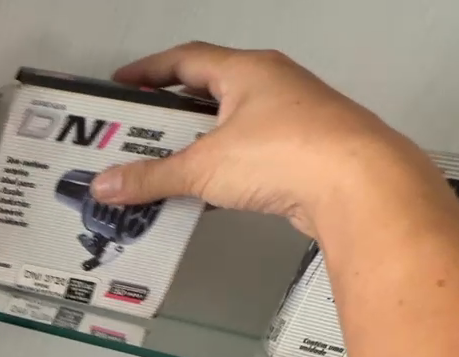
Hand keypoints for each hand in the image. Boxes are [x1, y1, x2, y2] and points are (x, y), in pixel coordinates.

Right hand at [91, 43, 442, 236]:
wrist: (354, 184)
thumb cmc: (285, 153)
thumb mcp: (201, 166)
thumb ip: (149, 177)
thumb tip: (104, 185)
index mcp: (246, 71)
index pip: (186, 60)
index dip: (148, 71)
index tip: (120, 86)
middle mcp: (267, 87)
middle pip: (202, 95)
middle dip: (162, 116)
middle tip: (127, 137)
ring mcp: (282, 120)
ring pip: (219, 128)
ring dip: (185, 147)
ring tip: (151, 170)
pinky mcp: (290, 154)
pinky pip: (236, 157)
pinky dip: (207, 173)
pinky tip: (188, 194)